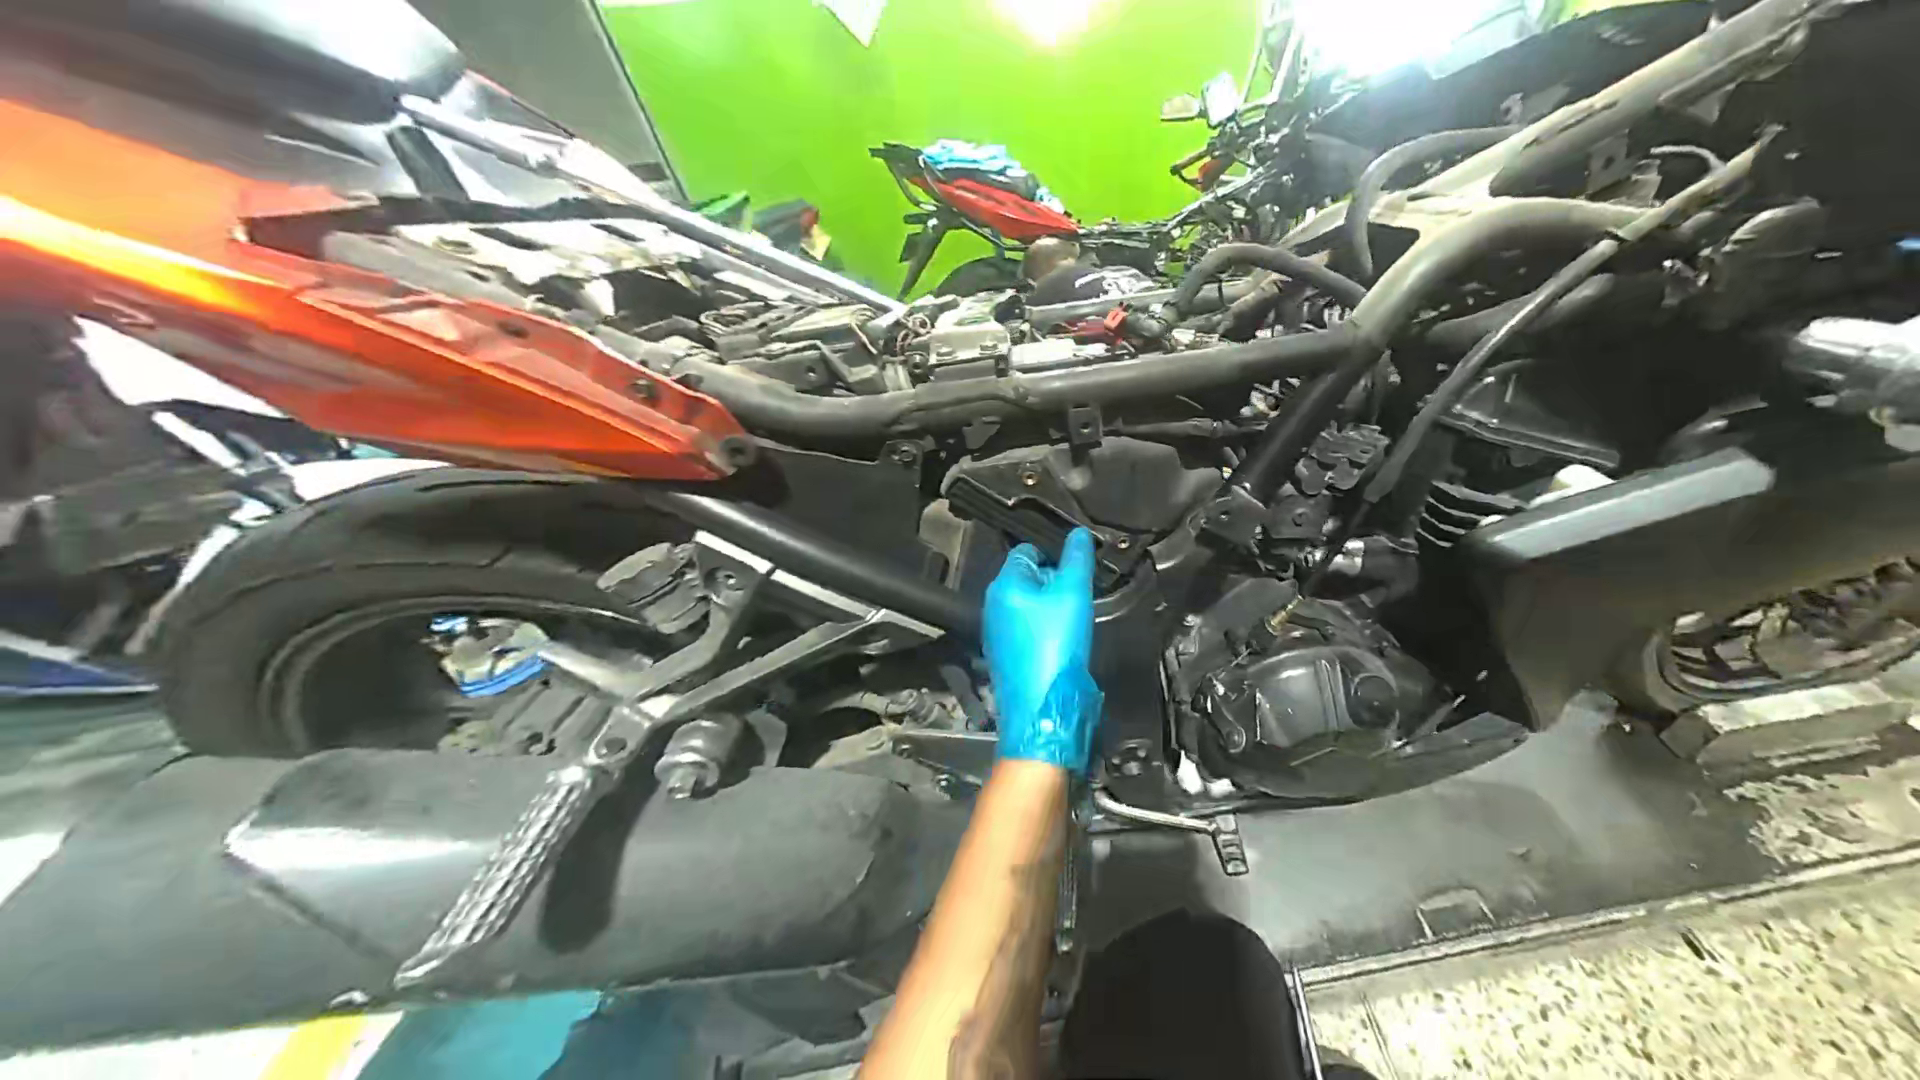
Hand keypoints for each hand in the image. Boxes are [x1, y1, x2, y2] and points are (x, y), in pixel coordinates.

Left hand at [983, 528, 1102, 773]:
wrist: (1042, 709)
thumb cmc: (1055, 647)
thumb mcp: (1073, 595)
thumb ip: (1077, 559)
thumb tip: (1079, 533)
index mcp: (1003, 585)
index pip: (1027, 550)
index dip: (1054, 554)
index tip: (1077, 569)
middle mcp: (993, 605)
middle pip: (1028, 577)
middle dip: (1054, 582)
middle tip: (1078, 596)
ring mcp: (997, 631)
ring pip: (1029, 604)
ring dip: (1051, 607)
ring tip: (1072, 620)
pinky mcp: (1006, 653)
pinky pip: (1027, 628)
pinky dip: (1044, 629)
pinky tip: (1062, 642)